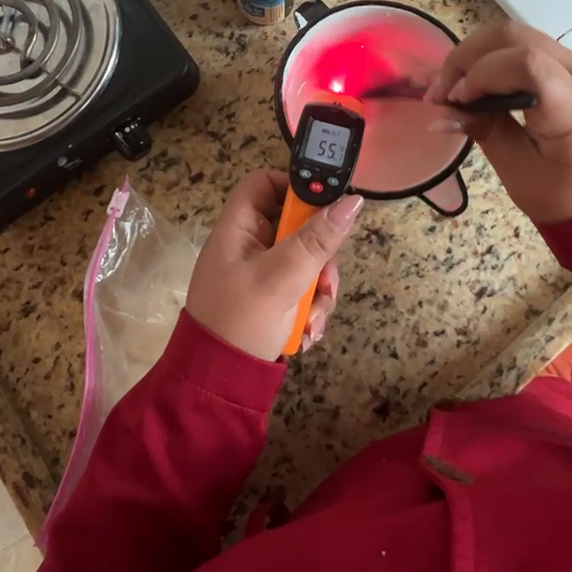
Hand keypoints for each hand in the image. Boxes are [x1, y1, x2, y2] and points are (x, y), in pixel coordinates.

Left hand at [185, 170, 363, 360]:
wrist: (218, 388)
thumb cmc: (242, 322)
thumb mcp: (283, 277)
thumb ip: (318, 239)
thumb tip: (352, 201)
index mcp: (238, 229)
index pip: (264, 184)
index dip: (295, 186)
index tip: (325, 206)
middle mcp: (247, 247)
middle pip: (295, 226)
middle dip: (318, 255)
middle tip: (326, 277)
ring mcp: (258, 275)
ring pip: (304, 262)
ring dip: (317, 289)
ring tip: (314, 315)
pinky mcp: (269, 301)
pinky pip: (300, 290)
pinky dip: (308, 309)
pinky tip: (307, 331)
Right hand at [425, 21, 571, 225]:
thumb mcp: (521, 173)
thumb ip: (484, 132)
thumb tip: (441, 112)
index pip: (524, 61)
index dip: (479, 73)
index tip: (453, 102)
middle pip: (513, 36)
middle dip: (466, 57)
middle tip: (440, 92)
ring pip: (518, 35)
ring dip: (478, 55)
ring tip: (454, 88)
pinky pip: (529, 48)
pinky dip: (495, 59)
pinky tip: (478, 85)